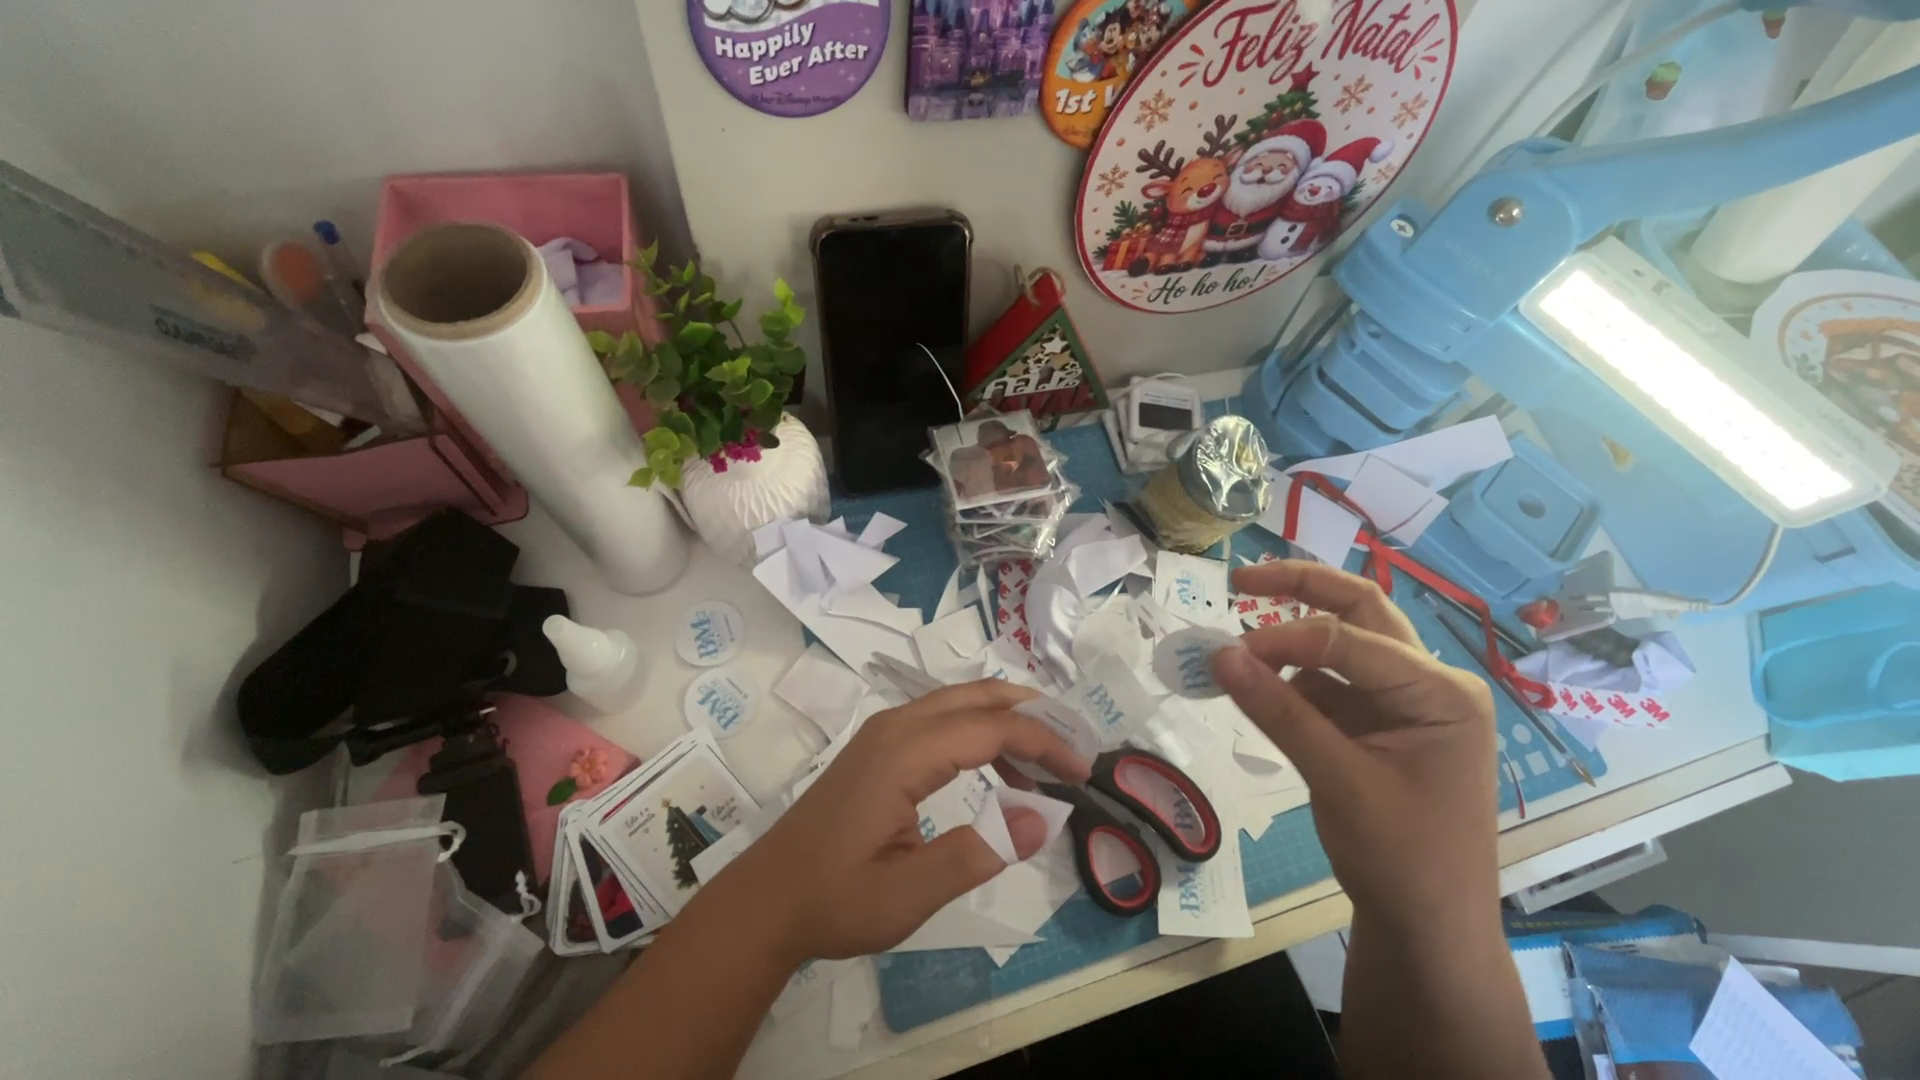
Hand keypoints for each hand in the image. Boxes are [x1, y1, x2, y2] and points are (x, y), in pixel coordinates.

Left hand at [710, 681, 1091, 963]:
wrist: (766, 901)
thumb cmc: (834, 900)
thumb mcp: (909, 894)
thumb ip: (977, 853)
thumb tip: (1044, 817)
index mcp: (903, 754)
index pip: (992, 728)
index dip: (1045, 744)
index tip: (1083, 771)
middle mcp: (895, 728)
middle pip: (979, 697)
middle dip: (1034, 716)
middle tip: (1077, 748)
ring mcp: (883, 734)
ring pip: (961, 703)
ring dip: (1009, 724)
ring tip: (1049, 767)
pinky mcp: (878, 748)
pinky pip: (942, 721)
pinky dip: (981, 736)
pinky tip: (1000, 777)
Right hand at [1211, 561, 1498, 928]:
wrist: (1430, 928)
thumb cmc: (1400, 856)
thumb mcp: (1336, 779)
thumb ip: (1278, 711)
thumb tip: (1218, 654)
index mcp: (1441, 692)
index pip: (1351, 639)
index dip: (1282, 639)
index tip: (1225, 654)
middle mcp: (1432, 684)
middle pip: (1362, 613)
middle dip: (1301, 590)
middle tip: (1240, 580)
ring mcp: (1409, 704)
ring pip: (1347, 646)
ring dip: (1294, 644)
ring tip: (1238, 653)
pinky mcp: (1384, 726)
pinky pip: (1336, 686)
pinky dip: (1297, 684)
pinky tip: (1263, 695)